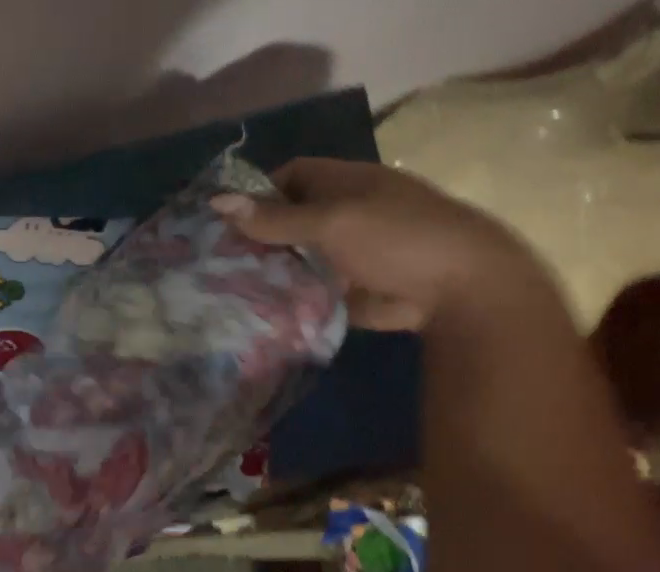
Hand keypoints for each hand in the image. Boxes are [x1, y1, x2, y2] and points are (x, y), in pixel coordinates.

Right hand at [210, 158, 546, 330]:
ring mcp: (337, 253)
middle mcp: (338, 215)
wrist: (454, 289)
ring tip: (213, 285)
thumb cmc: (398, 238)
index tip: (223, 222)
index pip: (288, 177)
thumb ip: (275, 218)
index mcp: (343, 185)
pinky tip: (241, 306)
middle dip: (249, 236)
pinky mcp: (336, 288)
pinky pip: (296, 288)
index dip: (256, 193)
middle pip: (282, 219)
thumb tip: (216, 202)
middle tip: (206, 259)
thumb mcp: (332, 222)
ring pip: (285, 256)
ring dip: (256, 269)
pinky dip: (273, 295)